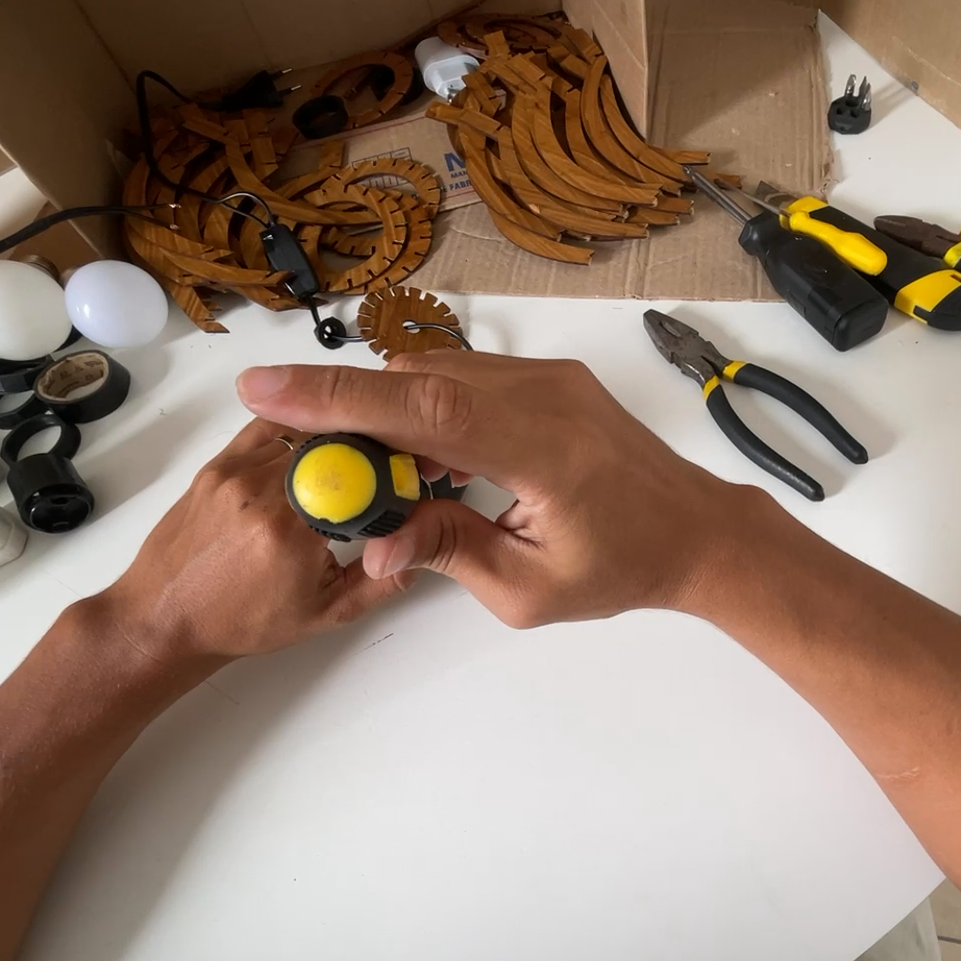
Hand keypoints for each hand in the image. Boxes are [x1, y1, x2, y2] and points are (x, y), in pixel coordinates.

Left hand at [90, 417, 413, 678]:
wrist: (164, 618)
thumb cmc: (244, 620)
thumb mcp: (326, 615)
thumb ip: (381, 582)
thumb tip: (422, 547)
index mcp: (290, 532)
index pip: (359, 477)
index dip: (389, 471)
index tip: (406, 480)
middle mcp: (259, 493)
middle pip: (334, 445)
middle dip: (366, 453)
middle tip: (386, 468)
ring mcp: (233, 472)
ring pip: (304, 432)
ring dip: (335, 441)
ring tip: (353, 460)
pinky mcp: (217, 464)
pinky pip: (270, 428)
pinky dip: (299, 430)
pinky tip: (315, 446)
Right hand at [236, 352, 776, 627]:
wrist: (695, 529)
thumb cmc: (623, 566)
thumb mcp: (529, 586)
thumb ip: (448, 551)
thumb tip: (374, 541)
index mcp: (543, 450)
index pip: (425, 411)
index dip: (339, 399)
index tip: (265, 389)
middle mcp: (546, 395)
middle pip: (422, 380)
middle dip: (353, 408)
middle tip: (312, 453)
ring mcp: (553, 379)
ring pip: (442, 374)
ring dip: (394, 411)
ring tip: (374, 467)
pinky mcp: (554, 380)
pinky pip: (472, 378)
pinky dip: (432, 406)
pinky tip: (427, 454)